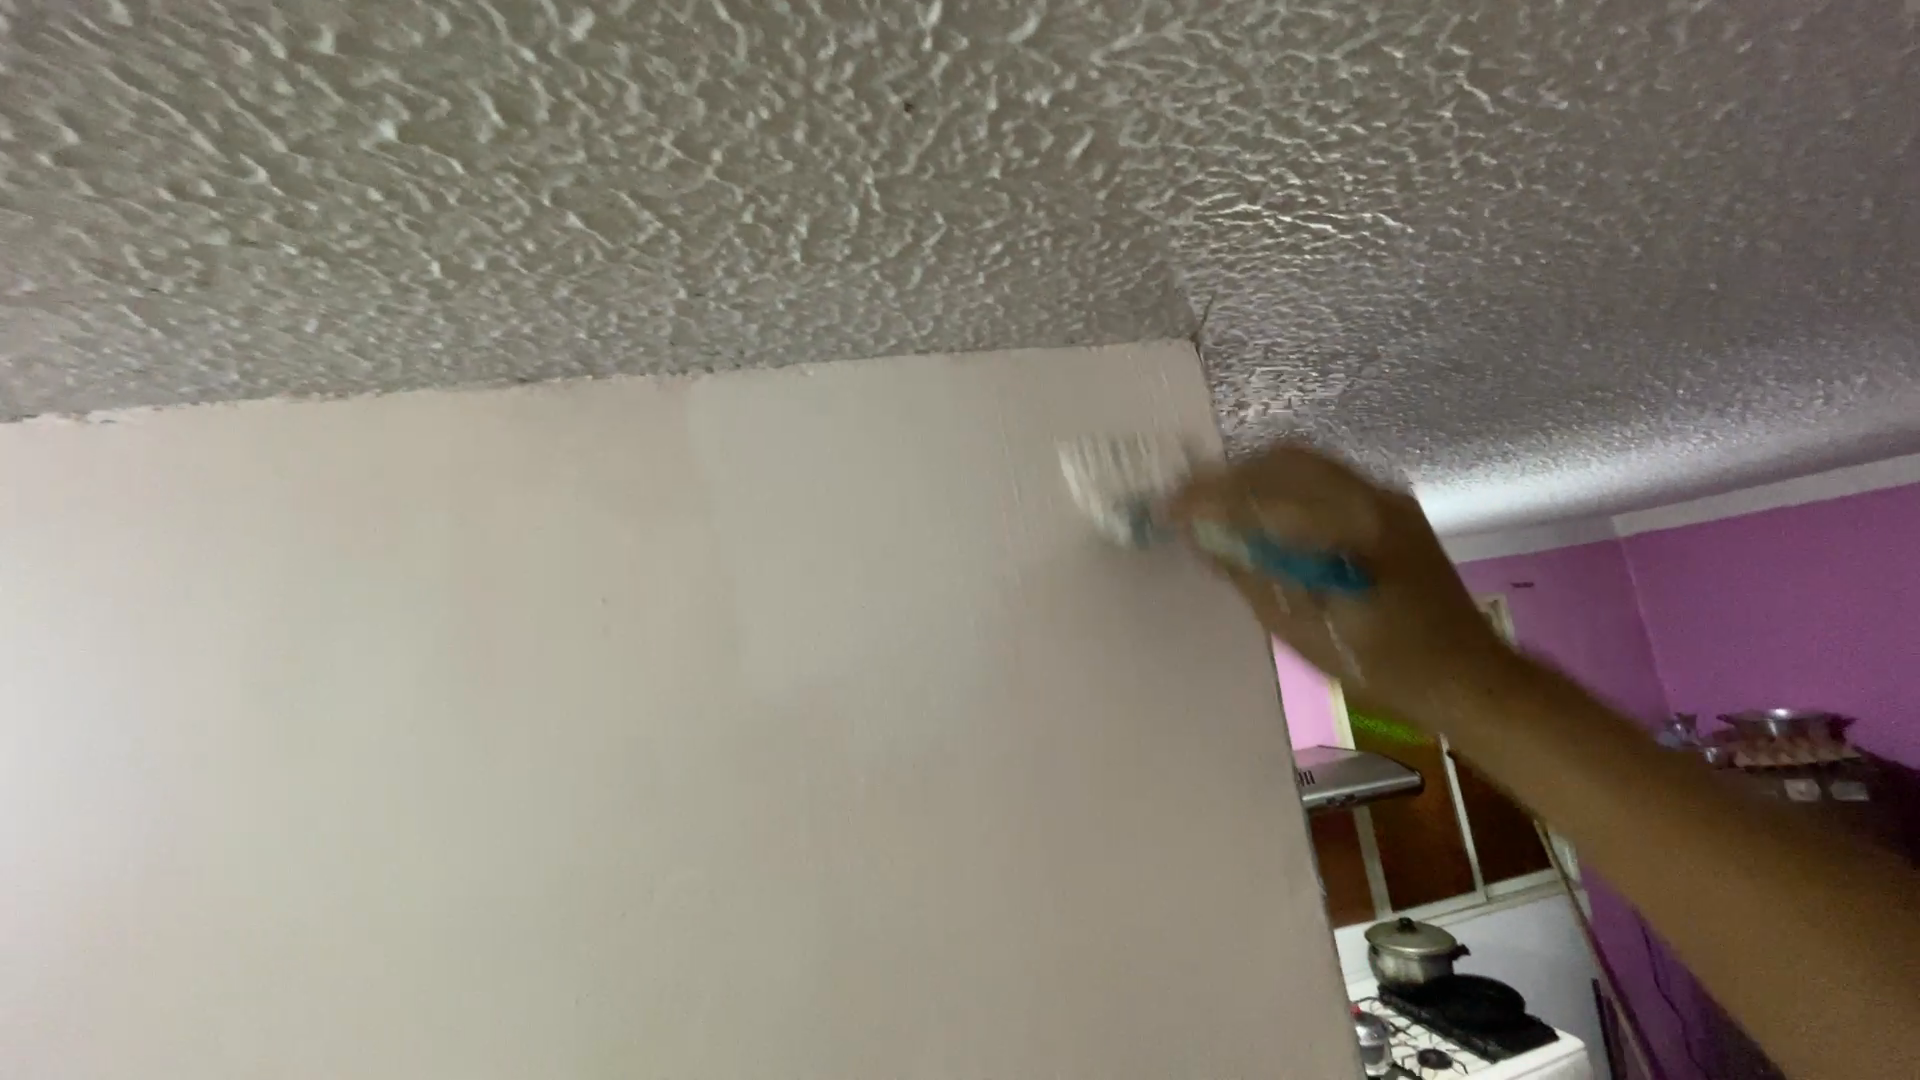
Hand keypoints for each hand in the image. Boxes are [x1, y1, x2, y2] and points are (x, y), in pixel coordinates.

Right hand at [1167, 442, 1509, 716]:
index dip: (1206, 498)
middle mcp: (1370, 497)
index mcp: (1349, 530)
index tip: (1167, 508)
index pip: (1260, 496)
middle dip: (1225, 477)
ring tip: (1215, 505)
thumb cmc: (1380, 667)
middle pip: (1280, 461)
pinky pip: (1322, 477)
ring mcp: (1384, 496)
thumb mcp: (1302, 631)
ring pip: (1302, 462)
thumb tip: (1203, 537)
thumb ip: (1251, 574)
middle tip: (1186, 503)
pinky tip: (1260, 513)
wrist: (1466, 675)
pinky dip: (1280, 485)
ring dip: (1251, 477)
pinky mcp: (1390, 506)